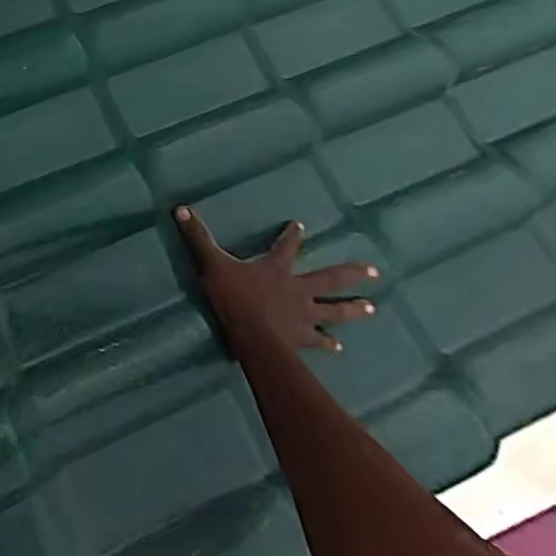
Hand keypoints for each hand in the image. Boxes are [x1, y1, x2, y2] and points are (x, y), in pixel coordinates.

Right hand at [174, 206, 378, 352]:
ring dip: (352, 308)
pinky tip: (338, 347)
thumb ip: (198, 238)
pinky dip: (327, 343)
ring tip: (372, 307)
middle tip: (375, 271)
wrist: (254, 338)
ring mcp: (303, 315)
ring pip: (333, 310)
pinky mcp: (302, 338)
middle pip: (329, 279)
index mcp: (276, 269)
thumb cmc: (235, 298)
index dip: (293, 236)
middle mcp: (297, 289)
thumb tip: (180, 208)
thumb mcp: (212, 264)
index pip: (287, 247)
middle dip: (351, 274)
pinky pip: (318, 340)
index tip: (301, 226)